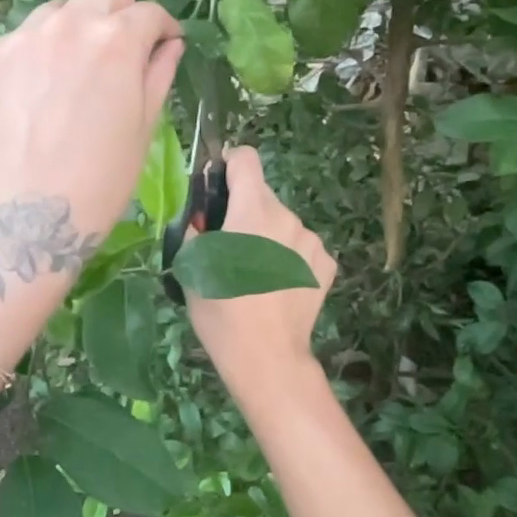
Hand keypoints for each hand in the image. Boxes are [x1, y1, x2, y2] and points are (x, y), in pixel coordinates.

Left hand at [0, 0, 183, 231]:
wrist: (33, 210)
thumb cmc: (103, 175)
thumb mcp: (144, 124)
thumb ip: (158, 72)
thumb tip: (169, 43)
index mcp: (116, 38)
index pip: (148, 12)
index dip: (161, 29)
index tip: (162, 45)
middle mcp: (67, 24)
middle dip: (119, 13)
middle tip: (118, 50)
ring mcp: (22, 39)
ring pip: (56, 12)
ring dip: (73, 29)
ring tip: (72, 72)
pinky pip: (20, 40)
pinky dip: (35, 55)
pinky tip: (37, 94)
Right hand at [186, 147, 337, 390]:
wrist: (266, 357)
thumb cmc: (221, 311)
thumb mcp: (190, 267)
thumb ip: (196, 229)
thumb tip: (202, 214)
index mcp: (252, 211)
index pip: (246, 160)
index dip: (229, 165)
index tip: (217, 185)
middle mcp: (287, 217)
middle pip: (262, 195)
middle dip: (243, 210)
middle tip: (227, 246)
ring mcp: (311, 241)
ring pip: (282, 223)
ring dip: (267, 235)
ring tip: (253, 273)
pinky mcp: (326, 264)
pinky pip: (301, 247)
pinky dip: (288, 256)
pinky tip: (276, 285)